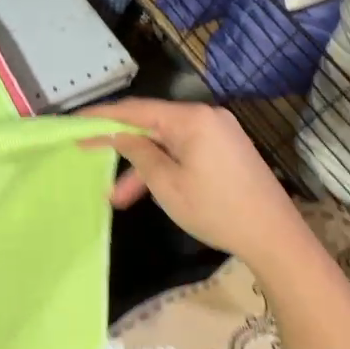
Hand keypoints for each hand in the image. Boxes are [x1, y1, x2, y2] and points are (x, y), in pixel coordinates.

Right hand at [77, 99, 310, 271]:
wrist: (276, 239)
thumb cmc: (216, 210)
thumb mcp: (166, 184)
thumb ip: (137, 152)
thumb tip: (117, 133)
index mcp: (191, 119)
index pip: (135, 109)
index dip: (101, 115)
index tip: (73, 121)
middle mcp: (206, 117)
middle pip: (150, 123)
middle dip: (120, 145)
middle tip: (87, 154)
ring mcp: (219, 132)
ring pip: (166, 141)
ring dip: (142, 164)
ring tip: (120, 198)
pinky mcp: (227, 149)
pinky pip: (184, 149)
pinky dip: (164, 166)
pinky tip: (150, 190)